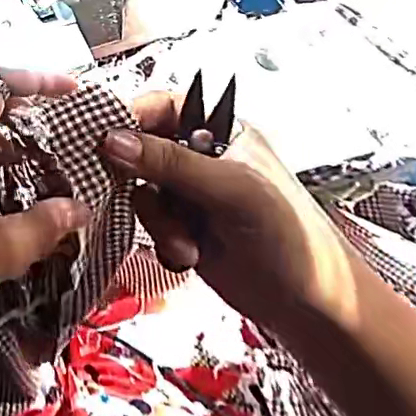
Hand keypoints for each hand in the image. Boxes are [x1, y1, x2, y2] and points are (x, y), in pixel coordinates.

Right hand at [100, 93, 361, 328]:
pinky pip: (148, 220)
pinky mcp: (180, 225)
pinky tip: (188, 254)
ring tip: (185, 240)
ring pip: (140, 187)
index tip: (104, 138)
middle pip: (141, 146)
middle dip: (137, 175)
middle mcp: (198, 155)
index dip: (130, 118)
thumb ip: (172, 162)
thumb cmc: (290, 234)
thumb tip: (113, 140)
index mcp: (217, 130)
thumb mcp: (231, 189)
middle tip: (132, 190)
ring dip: (157, 217)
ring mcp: (188, 191)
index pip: (161, 106)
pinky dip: (161, 238)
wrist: (311, 308)